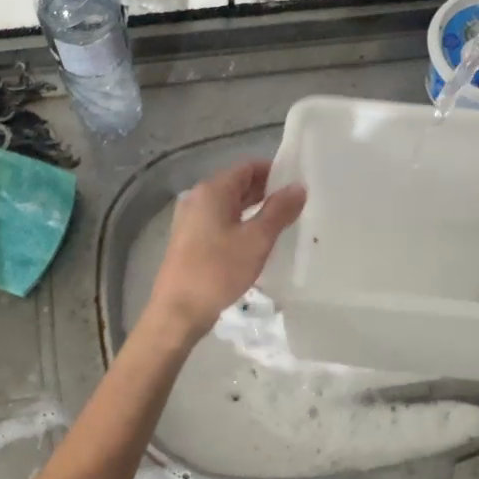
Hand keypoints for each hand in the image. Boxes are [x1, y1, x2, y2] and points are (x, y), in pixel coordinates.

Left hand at [146, 160, 305, 339]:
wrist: (179, 311)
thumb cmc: (218, 271)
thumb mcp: (256, 240)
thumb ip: (279, 211)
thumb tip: (298, 187)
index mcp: (212, 191)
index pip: (248, 167)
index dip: (274, 172)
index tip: (298, 185)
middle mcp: (198, 199)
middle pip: (238, 185)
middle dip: (267, 193)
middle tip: (297, 206)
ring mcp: (191, 221)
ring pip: (230, 207)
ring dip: (255, 212)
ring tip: (283, 225)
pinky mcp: (190, 241)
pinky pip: (220, 224)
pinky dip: (240, 226)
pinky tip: (257, 244)